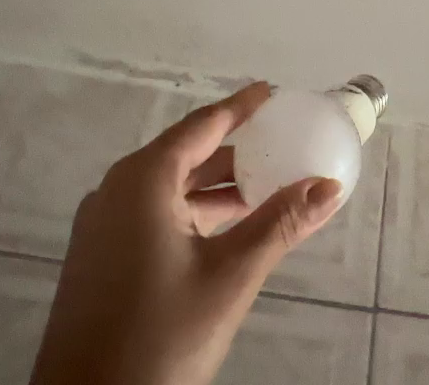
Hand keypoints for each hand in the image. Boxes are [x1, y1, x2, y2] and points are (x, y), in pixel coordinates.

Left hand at [29, 82, 342, 384]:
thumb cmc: (159, 336)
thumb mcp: (230, 277)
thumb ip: (281, 224)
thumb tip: (329, 186)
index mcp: (143, 181)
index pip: (202, 126)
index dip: (240, 107)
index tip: (272, 92)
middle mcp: (116, 191)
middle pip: (184, 153)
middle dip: (233, 149)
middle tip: (279, 141)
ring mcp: (102, 227)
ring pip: (169, 187)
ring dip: (215, 186)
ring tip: (265, 186)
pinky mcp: (99, 258)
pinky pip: (153, 213)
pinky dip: (193, 210)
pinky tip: (226, 228)